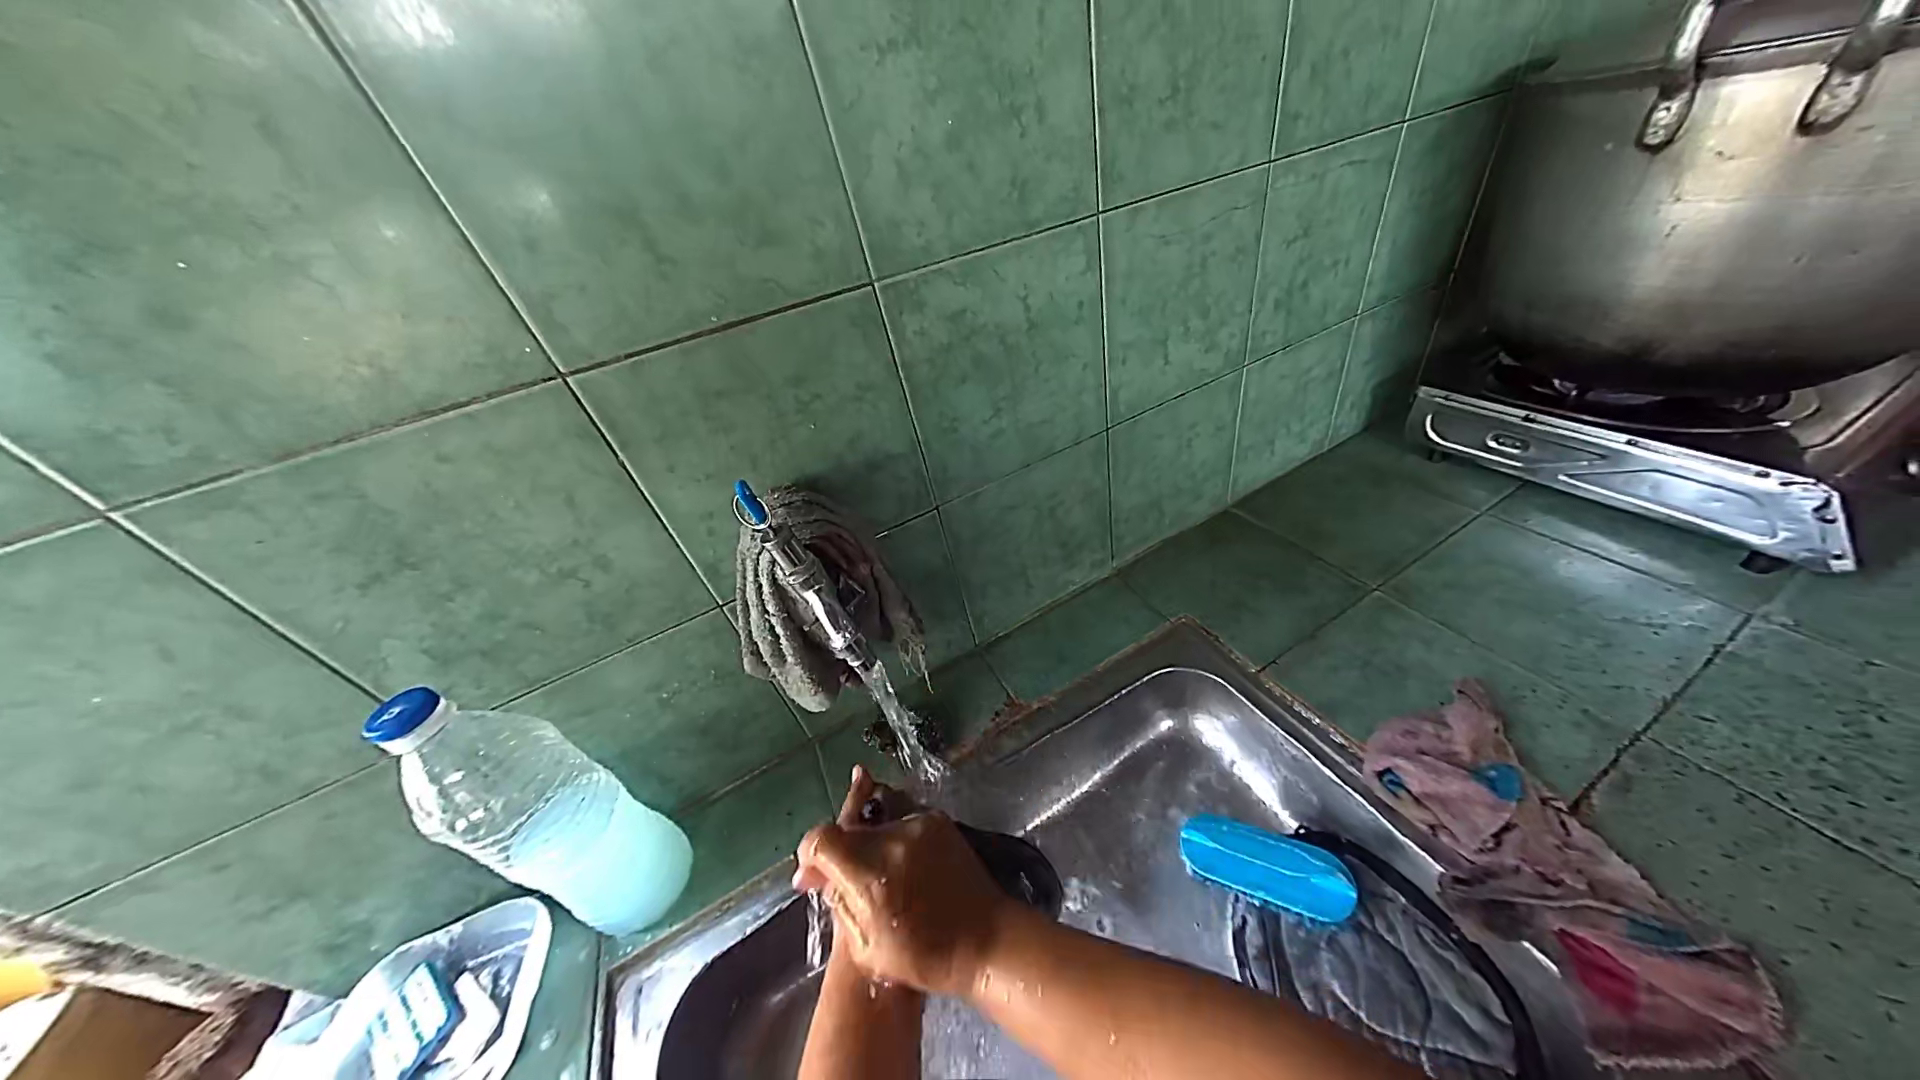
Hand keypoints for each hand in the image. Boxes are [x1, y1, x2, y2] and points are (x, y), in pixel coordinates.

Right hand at [794, 766, 1016, 996]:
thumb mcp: (866, 946)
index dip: (810, 854)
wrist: (986, 938)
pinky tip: (902, 863)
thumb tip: (817, 874)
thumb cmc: (925, 956)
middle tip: (844, 877)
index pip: (822, 839)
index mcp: (871, 875)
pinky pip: (900, 821)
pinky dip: (893, 839)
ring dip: (868, 843)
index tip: (813, 874)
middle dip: (839, 850)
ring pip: (875, 823)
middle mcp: (892, 841)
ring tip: (879, 872)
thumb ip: (838, 901)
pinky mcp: (937, 820)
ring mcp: (917, 826)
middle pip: (847, 829)